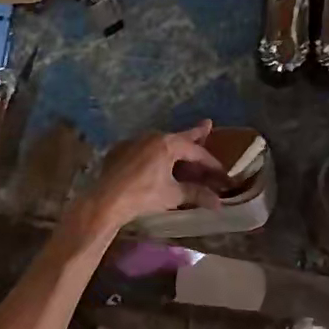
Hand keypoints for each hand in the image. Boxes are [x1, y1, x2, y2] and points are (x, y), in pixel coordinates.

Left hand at [71, 121, 227, 234]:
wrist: (106, 200)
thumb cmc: (144, 196)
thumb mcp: (173, 194)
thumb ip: (196, 194)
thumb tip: (218, 203)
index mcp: (168, 143)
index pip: (196, 152)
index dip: (211, 164)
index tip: (222, 173)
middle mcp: (152, 136)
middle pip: (179, 138)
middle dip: (195, 135)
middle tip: (208, 125)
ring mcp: (134, 141)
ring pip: (161, 143)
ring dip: (174, 148)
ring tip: (183, 149)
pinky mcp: (120, 151)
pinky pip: (144, 149)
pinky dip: (155, 154)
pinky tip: (157, 162)